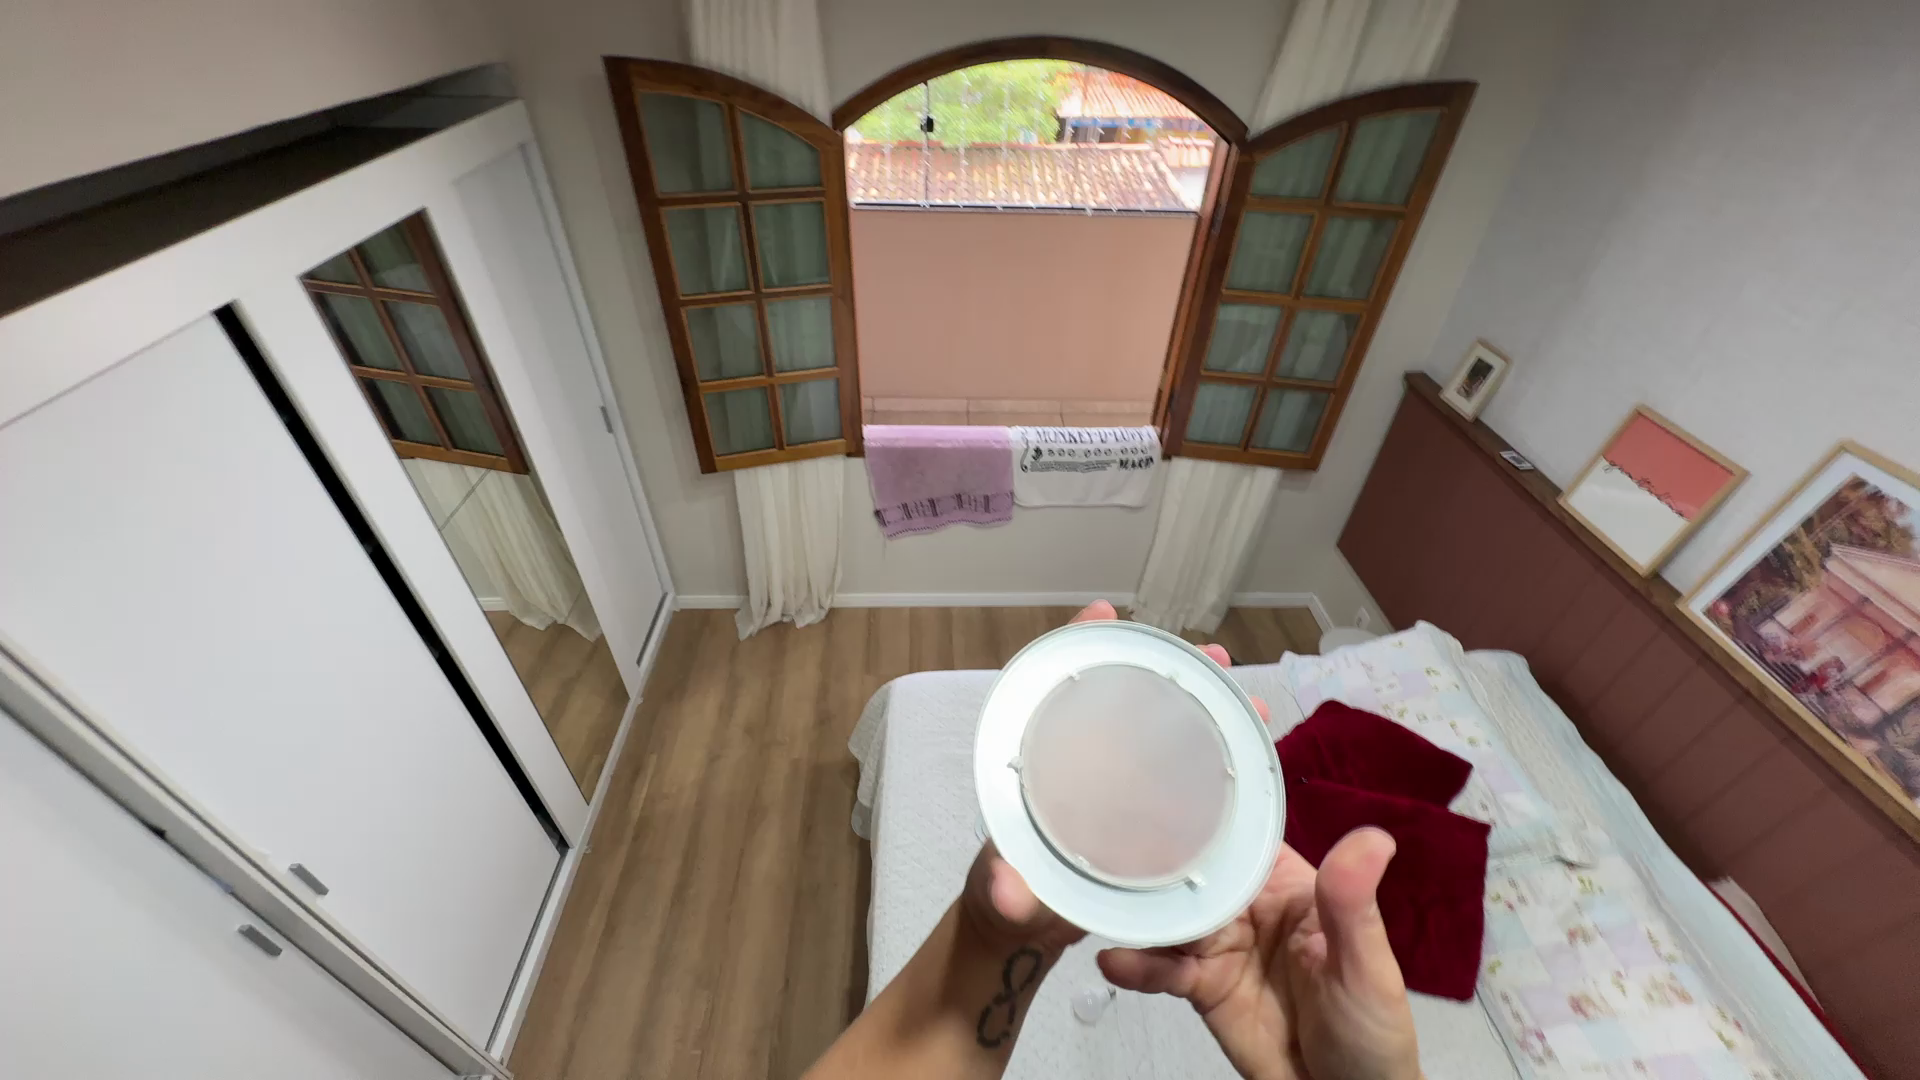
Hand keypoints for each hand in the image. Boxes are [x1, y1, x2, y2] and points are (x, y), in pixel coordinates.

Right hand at [1098, 830, 1418, 1079]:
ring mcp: (1216, 943)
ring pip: (1169, 914)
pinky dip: (1138, 964)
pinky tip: (1114, 961)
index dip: (1203, 812)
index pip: (1236, 836)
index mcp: (1282, 882)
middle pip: (1192, 870)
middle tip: (1112, 845)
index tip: (1161, 791)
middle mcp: (1243, 904)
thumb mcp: (1367, 967)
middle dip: (1156, 858)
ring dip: (1139, 909)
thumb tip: (1375, 837)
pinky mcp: (1199, 983)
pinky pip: (1163, 968)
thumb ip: (1353, 904)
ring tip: (1105, 901)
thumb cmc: (1369, 1029)